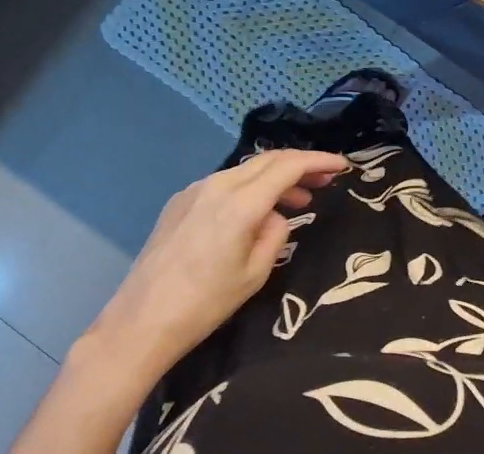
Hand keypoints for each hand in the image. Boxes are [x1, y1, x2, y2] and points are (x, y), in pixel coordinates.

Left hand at [84, 149, 348, 370]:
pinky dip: (248, 189)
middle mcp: (217, 184)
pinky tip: (254, 212)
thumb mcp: (254, 274)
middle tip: (326, 180)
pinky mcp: (179, 202)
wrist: (141, 321)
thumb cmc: (204, 303)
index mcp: (241, 202)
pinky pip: (223, 184)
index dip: (318, 162)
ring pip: (245, 171)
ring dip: (274, 179)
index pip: (288, 166)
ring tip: (297, 201)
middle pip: (268, 161)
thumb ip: (274, 234)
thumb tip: (274, 215)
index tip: (342, 166)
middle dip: (300, 165)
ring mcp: (194, 190)